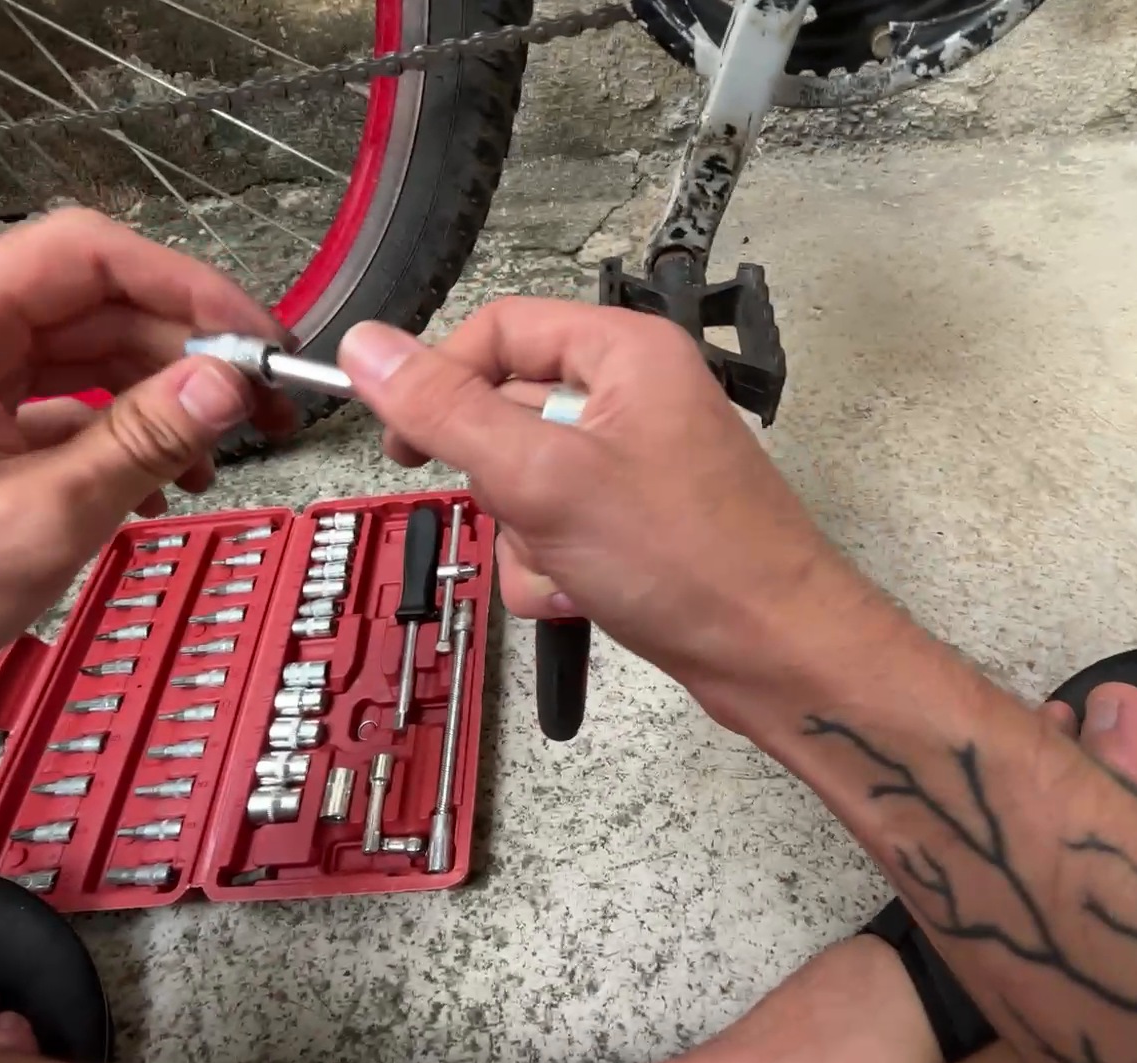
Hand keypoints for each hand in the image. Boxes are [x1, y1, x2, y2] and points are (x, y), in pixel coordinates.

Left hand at [0, 209, 289, 740]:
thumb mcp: (37, 517)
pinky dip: (115, 437)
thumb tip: (231, 386)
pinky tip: (153, 487)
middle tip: (267, 414)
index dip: (195, 291)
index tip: (265, 348)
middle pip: (95, 309)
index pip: (90, 256)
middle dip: (190, 358)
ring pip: (82, 360)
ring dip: (160, 404)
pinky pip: (53, 406)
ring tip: (216, 461)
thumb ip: (143, 440)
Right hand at [339, 297, 876, 715]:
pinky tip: (585, 594)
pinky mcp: (630, 521)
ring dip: (527, 539)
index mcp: (623, 353)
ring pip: (524, 484)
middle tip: (532, 517)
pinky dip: (552, 568)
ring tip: (573, 565)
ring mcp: (631, 465)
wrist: (770, 655)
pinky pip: (555, 528)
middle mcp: (630, 399)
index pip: (498, 333)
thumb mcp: (544, 478)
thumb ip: (447, 411)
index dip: (439, 380)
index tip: (402, 442)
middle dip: (502, 487)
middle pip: (507, 415)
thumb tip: (366, 347)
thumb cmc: (684, 558)